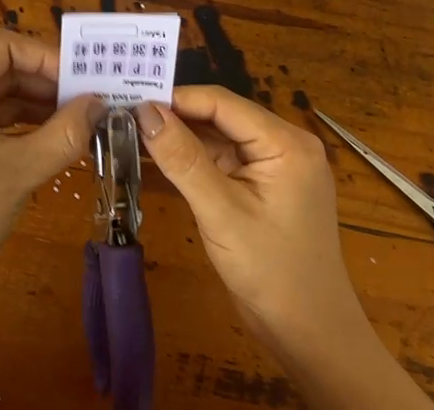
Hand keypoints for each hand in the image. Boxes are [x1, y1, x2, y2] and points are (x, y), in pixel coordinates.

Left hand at [0, 29, 105, 297]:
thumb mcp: (21, 169)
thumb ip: (65, 132)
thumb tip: (100, 104)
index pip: (4, 47)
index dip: (47, 57)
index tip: (85, 78)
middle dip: (45, 82)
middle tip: (90, 101)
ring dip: (33, 103)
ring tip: (78, 119)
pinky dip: (15, 122)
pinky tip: (50, 136)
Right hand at [135, 87, 357, 333]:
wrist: (311, 335)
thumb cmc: (272, 272)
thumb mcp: (221, 212)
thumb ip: (182, 158)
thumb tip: (143, 110)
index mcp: (286, 143)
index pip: (221, 102)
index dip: (174, 99)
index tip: (127, 101)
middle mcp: (285, 145)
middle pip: (219, 116)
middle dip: (173, 116)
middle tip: (122, 115)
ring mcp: (275, 166)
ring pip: (217, 137)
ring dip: (179, 137)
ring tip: (130, 132)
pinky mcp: (263, 187)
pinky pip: (222, 160)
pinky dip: (192, 159)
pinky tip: (157, 158)